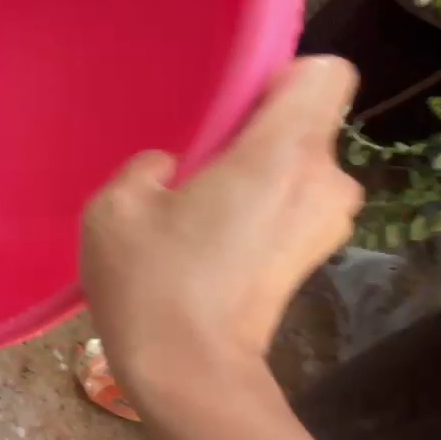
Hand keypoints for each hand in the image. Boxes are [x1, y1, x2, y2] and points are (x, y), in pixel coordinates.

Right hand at [80, 56, 361, 413]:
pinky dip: (254, 218)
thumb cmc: (150, 280)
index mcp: (281, 153)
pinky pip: (288, 210)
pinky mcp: (313, 257)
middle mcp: (325, 179)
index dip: (275, 82)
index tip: (226, 117)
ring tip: (193, 223)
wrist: (186, 366)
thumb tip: (171, 166)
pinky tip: (208, 252)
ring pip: (293, 173)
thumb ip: (145, 168)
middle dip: (250, 143)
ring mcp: (327, 223)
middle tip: (189, 182)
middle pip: (300, 128)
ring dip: (251, 184)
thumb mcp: (112, 210)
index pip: (322, 73)